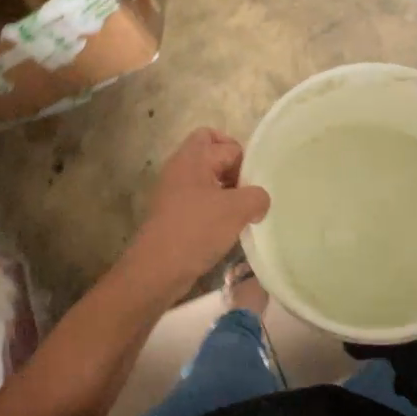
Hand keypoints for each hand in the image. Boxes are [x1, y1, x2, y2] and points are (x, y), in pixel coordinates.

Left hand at [122, 128, 270, 297]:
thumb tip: (259, 201)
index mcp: (193, 158)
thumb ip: (257, 197)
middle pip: (210, 149)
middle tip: (246, 188)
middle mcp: (180, 167)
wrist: (157, 270)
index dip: (246, 163)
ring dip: (225, 187)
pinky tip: (226, 226)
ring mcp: (174, 190)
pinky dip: (214, 205)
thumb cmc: (196, 230)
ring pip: (205, 175)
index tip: (253, 188)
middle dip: (233, 165)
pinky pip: (199, 197)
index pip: (228, 145)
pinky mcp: (173, 212)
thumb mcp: (237, 210)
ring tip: (241, 210)